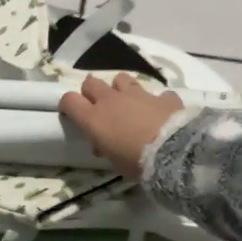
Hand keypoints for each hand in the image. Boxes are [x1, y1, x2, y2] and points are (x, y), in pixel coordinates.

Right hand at [59, 74, 186, 180]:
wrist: (172, 153)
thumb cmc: (136, 163)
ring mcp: (137, 95)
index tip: (72, 113)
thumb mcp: (114, 162)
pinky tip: (160, 111)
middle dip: (92, 92)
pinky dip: (156, 101)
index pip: (69, 100)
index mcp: (94, 118)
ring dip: (121, 88)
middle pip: (91, 83)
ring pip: (121, 78)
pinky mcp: (161, 97)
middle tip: (99, 107)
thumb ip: (105, 148)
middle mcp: (111, 101)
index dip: (69, 104)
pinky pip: (156, 94)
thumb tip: (102, 145)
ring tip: (128, 102)